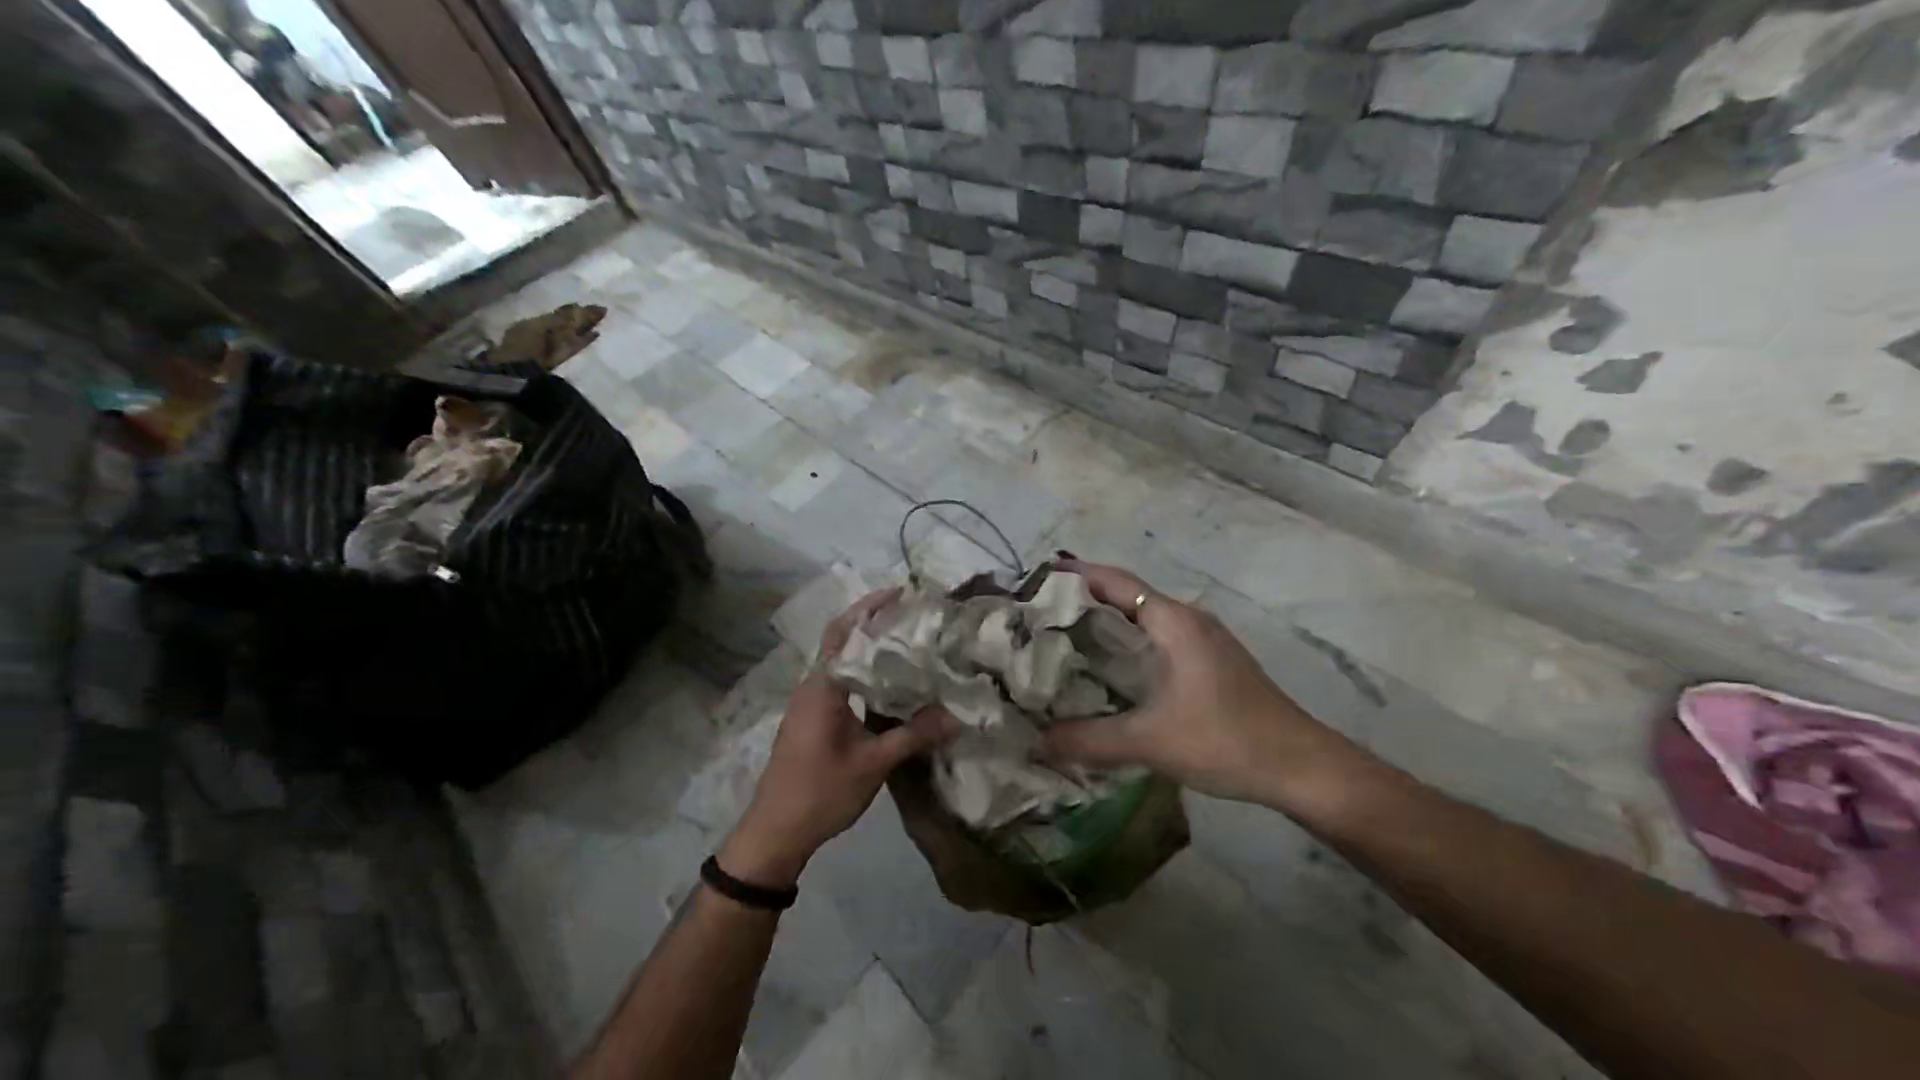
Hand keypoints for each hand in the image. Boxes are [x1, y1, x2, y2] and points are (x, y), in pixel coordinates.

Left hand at [718, 589, 957, 889]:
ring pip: (841, 664)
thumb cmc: (821, 792)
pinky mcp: (812, 721)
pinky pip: (841, 684)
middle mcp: (812, 687)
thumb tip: (958, 715)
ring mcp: (809, 704)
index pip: (843, 632)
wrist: (775, 833)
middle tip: (914, 616)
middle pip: (842, 641)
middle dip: (873, 623)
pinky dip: (864, 674)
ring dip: (869, 649)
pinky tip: (891, 685)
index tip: (901, 593)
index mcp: (823, 687)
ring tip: (909, 644)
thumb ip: (914, 735)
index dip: (869, 608)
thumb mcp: (873, 764)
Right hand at [1042, 560, 1370, 814]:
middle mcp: (1187, 620)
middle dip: (1079, 604)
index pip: (1113, 581)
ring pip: (1141, 622)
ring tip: (1059, 647)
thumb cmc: (1227, 741)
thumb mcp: (1151, 742)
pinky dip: (1125, 648)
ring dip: (1103, 628)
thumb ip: (1089, 740)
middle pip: (1123, 598)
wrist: (1302, 768)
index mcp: (1173, 622)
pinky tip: (1106, 676)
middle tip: (1034, 622)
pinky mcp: (1210, 664)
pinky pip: (1156, 642)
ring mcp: (1202, 641)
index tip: (1033, 588)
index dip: (1073, 578)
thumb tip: (1036, 741)